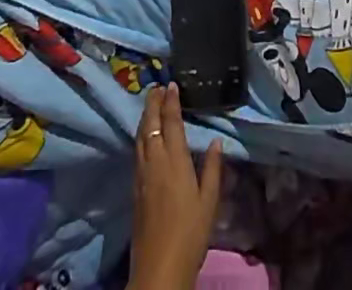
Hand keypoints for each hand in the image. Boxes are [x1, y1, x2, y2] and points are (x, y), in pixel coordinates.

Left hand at [128, 84, 223, 289]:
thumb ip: (213, 168)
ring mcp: (142, 175)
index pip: (171, 123)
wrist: (159, 267)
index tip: (172, 84)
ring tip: (150, 104)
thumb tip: (217, 141)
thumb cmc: (191, 233)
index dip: (171, 102)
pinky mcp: (135, 188)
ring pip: (140, 137)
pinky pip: (137, 151)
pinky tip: (144, 136)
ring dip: (145, 117)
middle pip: (150, 125)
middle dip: (153, 104)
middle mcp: (155, 163)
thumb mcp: (210, 201)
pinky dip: (141, 135)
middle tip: (156, 86)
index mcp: (175, 162)